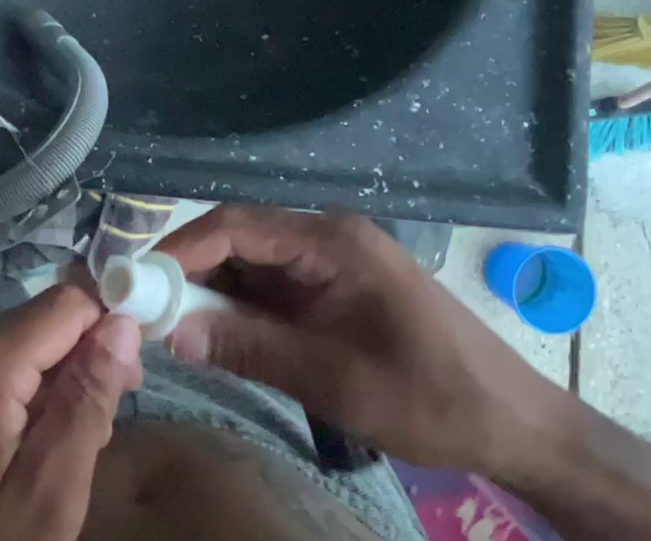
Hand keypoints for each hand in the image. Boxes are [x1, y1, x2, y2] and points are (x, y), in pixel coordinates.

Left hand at [0, 285, 143, 540]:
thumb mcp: (49, 491)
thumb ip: (87, 400)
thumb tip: (122, 323)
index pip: (66, 301)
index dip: (109, 326)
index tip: (134, 379)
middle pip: (40, 322)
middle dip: (83, 361)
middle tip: (100, 429)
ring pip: (18, 347)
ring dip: (55, 384)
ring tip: (66, 451)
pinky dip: (21, 398)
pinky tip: (27, 452)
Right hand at [155, 204, 566, 475]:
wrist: (514, 424)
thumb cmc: (431, 396)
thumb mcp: (334, 378)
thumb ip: (249, 348)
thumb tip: (171, 334)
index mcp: (332, 241)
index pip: (237, 226)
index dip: (181, 248)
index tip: (136, 279)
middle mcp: (327, 238)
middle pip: (239, 240)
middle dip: (189, 271)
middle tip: (142, 307)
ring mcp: (331, 263)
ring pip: (251, 266)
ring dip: (211, 293)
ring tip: (167, 325)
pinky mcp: (334, 289)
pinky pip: (272, 289)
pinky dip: (240, 311)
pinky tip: (215, 336)